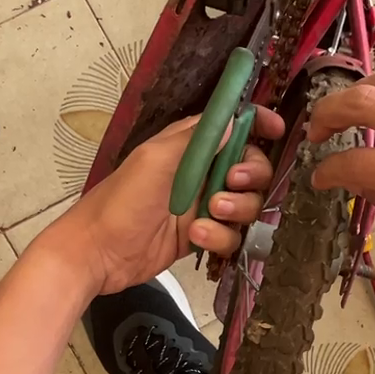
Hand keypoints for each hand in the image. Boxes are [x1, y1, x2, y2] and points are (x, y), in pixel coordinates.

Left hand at [47, 108, 284, 293]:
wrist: (97, 254)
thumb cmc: (120, 200)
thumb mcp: (155, 159)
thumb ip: (196, 140)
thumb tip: (234, 119)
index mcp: (192, 144)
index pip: (236, 126)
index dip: (259, 124)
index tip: (277, 130)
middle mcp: (205, 171)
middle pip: (254, 168)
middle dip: (252, 175)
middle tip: (232, 182)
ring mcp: (207, 205)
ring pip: (248, 204)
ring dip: (236, 209)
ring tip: (209, 214)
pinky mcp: (205, 236)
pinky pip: (233, 235)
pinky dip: (219, 237)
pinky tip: (196, 238)